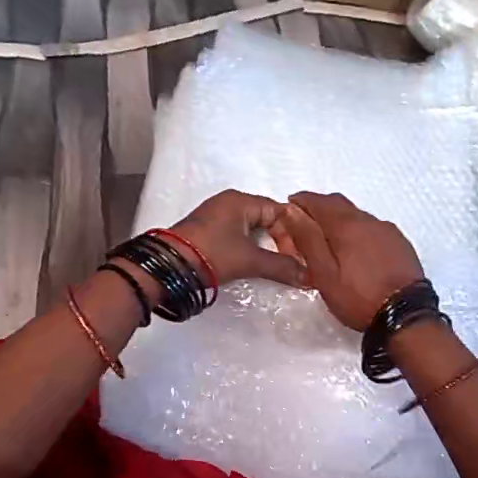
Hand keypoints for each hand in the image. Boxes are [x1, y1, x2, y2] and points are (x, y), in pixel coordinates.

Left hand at [164, 190, 306, 286]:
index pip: (279, 211)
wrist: (169, 266)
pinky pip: (236, 234)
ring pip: (250, 228)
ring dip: (264, 246)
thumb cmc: (212, 254)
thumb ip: (281, 267)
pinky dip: (248, 247)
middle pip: (265, 218)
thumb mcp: (250, 260)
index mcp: (241, 201)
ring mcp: (215, 216)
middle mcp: (228, 203)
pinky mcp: (206, 231)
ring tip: (274, 266)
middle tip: (290, 263)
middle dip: (280, 241)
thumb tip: (308, 276)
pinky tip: (252, 263)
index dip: (293, 234)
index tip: (300, 256)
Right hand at [270, 191, 425, 330]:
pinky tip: (355, 250)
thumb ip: (308, 239)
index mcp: (347, 226)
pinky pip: (373, 228)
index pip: (319, 202)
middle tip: (305, 223)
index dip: (301, 201)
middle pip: (340, 204)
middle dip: (319, 208)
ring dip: (340, 220)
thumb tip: (292, 211)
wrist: (405, 316)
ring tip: (328, 240)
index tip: (290, 206)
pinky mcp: (400, 244)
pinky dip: (358, 231)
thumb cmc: (359, 298)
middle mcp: (369, 221)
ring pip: (357, 216)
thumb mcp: (325, 273)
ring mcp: (388, 231)